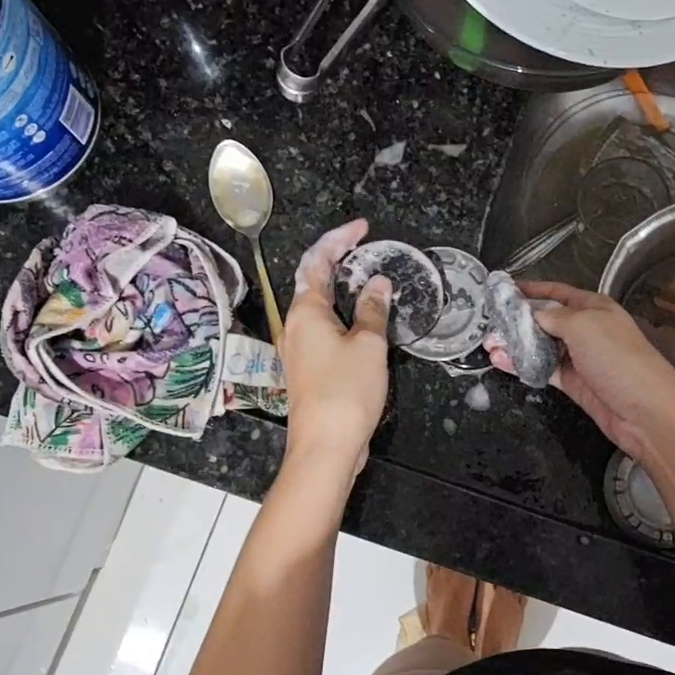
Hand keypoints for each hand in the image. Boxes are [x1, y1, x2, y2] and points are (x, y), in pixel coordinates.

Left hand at [281, 219, 390, 474]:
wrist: (326, 446)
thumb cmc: (346, 391)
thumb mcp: (369, 346)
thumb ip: (374, 311)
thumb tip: (378, 284)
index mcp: (306, 312)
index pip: (318, 261)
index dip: (340, 239)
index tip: (363, 227)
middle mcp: (295, 326)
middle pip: (313, 281)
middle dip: (338, 260)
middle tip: (366, 248)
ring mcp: (299, 349)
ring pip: (318, 307)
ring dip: (341, 288)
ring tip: (368, 278)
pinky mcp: (308, 369)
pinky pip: (323, 329)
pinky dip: (342, 314)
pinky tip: (362, 320)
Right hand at [488, 280, 674, 463]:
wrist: (645, 411)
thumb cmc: (618, 359)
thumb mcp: (583, 326)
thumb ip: (553, 316)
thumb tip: (532, 313)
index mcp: (594, 307)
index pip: (556, 292)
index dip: (530, 289)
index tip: (502, 288)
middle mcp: (587, 329)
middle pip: (545, 320)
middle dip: (517, 320)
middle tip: (488, 323)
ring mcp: (580, 358)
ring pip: (541, 346)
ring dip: (515, 344)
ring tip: (489, 345)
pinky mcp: (574, 383)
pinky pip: (543, 369)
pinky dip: (522, 365)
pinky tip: (502, 362)